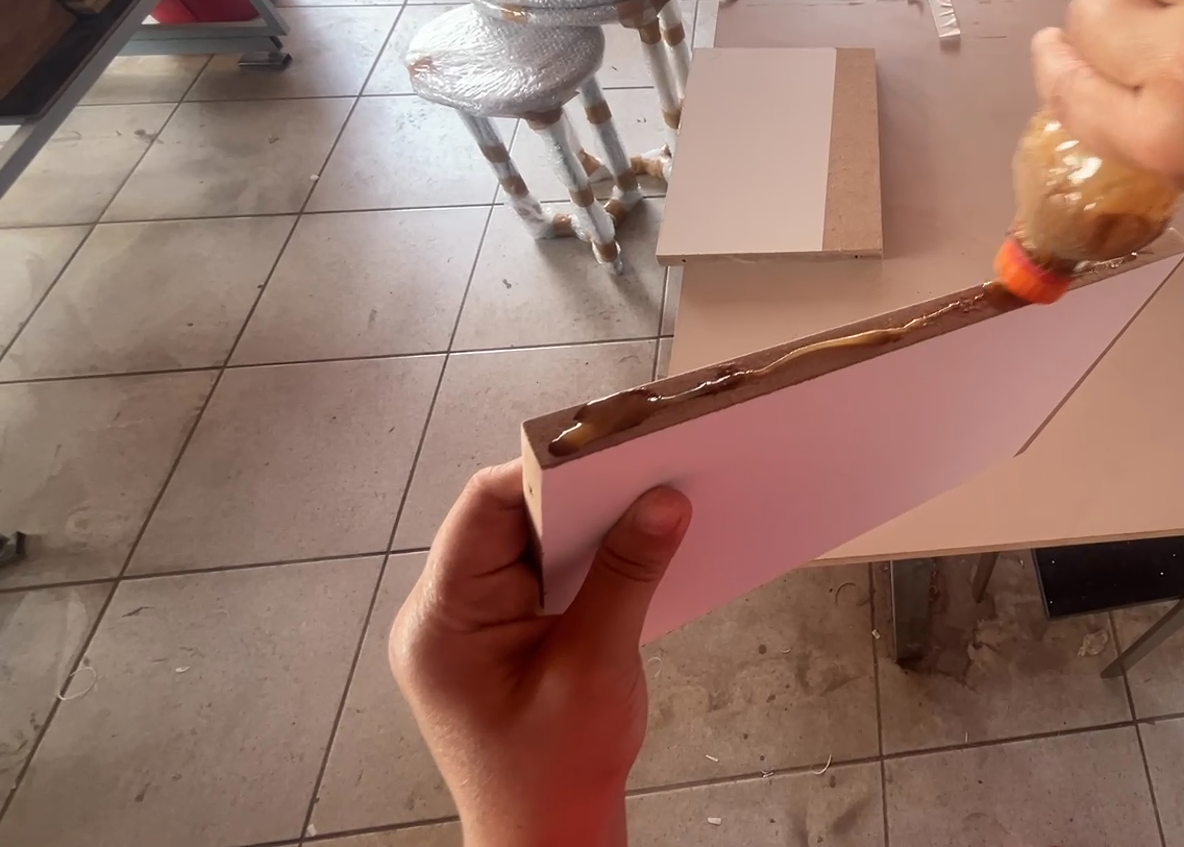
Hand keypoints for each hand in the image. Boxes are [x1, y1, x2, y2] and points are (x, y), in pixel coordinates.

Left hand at [389, 462, 691, 846]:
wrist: (550, 837)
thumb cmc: (555, 767)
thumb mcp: (596, 665)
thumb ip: (628, 576)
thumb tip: (665, 501)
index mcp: (445, 618)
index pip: (484, 509)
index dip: (545, 469)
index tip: (612, 448)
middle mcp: (453, 610)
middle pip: (511, 517)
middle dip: (578, 492)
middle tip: (641, 471)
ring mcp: (482, 621)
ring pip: (537, 540)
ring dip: (590, 522)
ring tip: (645, 500)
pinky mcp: (514, 630)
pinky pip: (553, 568)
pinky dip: (594, 551)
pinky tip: (633, 544)